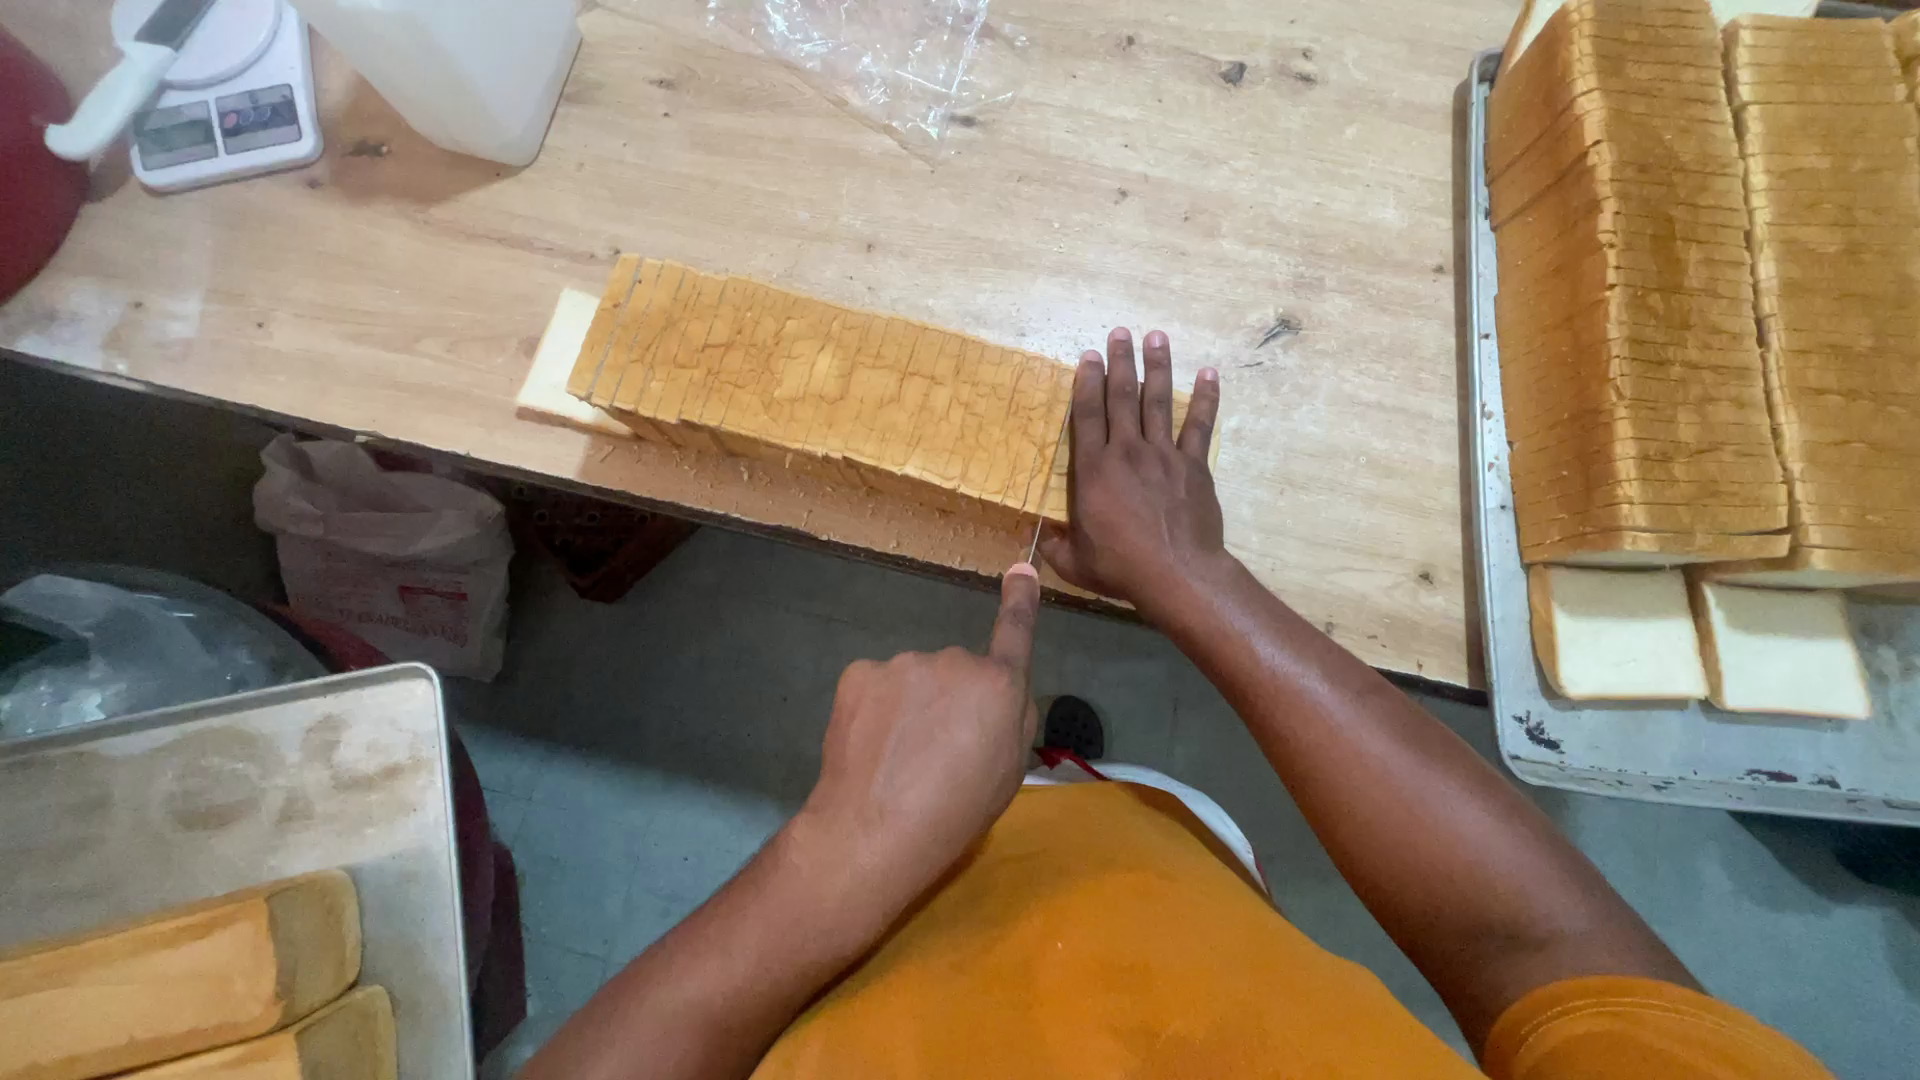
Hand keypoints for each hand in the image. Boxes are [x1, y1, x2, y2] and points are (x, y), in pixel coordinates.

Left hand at [795, 566, 1041, 920]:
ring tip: (898, 758)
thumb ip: (1013, 720)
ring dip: (910, 705)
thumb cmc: (956, 812)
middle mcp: (954, 660)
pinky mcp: (860, 672)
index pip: (1015, 632)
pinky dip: (875, 708)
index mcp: (999, 686)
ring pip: (913, 679)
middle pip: (956, 672)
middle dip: (950, 700)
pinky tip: (870, 746)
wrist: (875, 830)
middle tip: (936, 753)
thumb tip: (1001, 692)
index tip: (1022, 568)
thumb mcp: (1010, 773)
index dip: (1020, 600)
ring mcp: (904, 662)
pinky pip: (877, 685)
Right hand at [1039, 327, 1228, 624]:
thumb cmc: (1120, 568)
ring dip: (1156, 367)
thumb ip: (1054, 544)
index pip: (1087, 416)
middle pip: (1122, 397)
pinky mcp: (1193, 465)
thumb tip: (1039, 535)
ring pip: (1158, 401)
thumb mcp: (1073, 562)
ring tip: (1156, 337)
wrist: (1178, 573)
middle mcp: (1127, 452)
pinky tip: (1208, 374)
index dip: (1086, 383)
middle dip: (1119, 362)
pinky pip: (1200, 425)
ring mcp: (1163, 455)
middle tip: (1119, 332)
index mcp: (1094, 471)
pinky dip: (1205, 398)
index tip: (1088, 356)